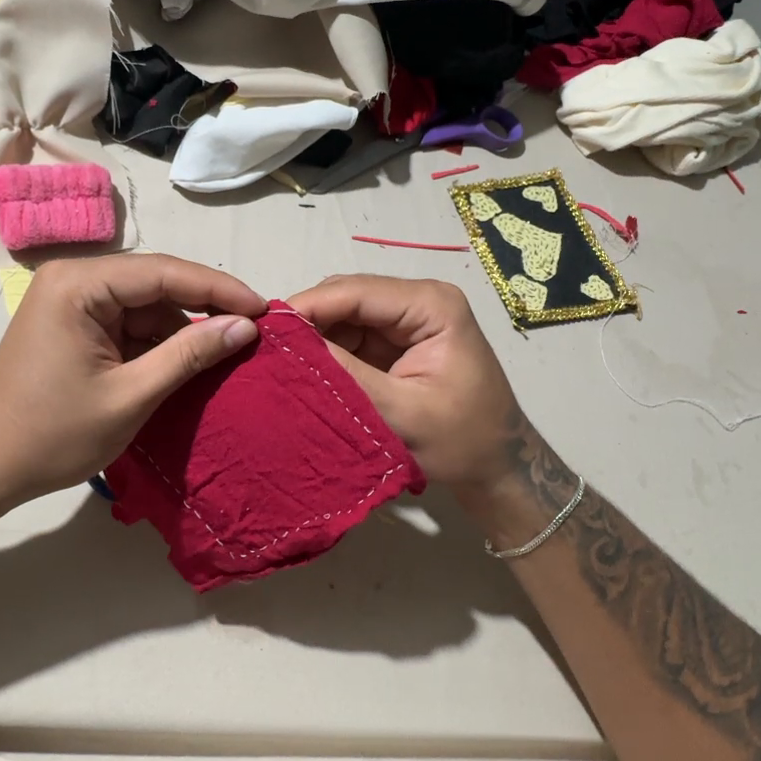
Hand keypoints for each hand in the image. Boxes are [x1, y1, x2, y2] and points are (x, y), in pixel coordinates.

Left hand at [0, 255, 265, 509]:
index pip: (163, 272)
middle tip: (251, 332)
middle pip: (153, 283)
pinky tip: (184, 363)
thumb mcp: (132, 395)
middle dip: (201, 309)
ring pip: (142, 305)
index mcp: (78, 284)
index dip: (218, 289)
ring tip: (223, 355)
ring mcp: (67, 301)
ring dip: (178, 330)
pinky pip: (124, 323)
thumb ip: (190, 354)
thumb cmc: (55, 435)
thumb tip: (245, 326)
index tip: (264, 310)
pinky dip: (154, 343)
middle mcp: (71, 279)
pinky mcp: (69, 324)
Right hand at [285, 275, 529, 504]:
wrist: (497, 469)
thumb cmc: (461, 442)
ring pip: (341, 315)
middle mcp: (418, 301)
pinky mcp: (392, 341)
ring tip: (276, 361)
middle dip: (306, 320)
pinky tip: (301, 369)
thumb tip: (289, 347)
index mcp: (432, 306)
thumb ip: (346, 375)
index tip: (263, 330)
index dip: (307, 306)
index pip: (356, 291)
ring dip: (311, 337)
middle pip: (345, 297)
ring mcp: (404, 320)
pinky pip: (347, 335)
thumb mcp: (401, 412)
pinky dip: (324, 351)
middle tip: (264, 348)